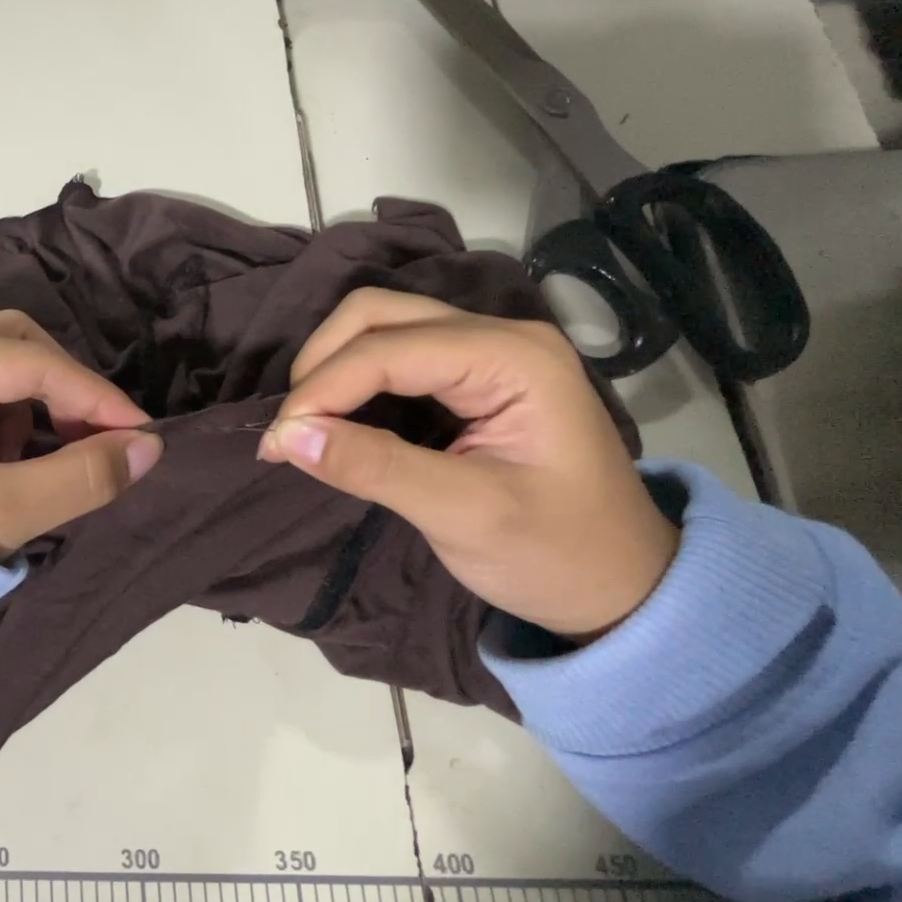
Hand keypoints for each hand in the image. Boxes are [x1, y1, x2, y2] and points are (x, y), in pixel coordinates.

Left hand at [0, 311, 164, 559]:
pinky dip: (1, 415)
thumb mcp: (2, 511)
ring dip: (29, 402)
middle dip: (59, 386)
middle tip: (91, 435)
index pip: (25, 360)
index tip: (140, 431)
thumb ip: (80, 477)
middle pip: (9, 342)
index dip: (91, 393)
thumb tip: (150, 447)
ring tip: (27, 462)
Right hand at [258, 289, 677, 640]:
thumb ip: (375, 468)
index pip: (386, 350)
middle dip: (319, 367)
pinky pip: (387, 354)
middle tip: (292, 431)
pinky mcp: (467, 375)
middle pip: (374, 315)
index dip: (321, 390)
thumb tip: (286, 436)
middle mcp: (497, 336)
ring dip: (328, 369)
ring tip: (305, 428)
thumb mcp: (465, 516)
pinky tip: (334, 421)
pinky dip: (347, 381)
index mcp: (513, 359)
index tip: (278, 445)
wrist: (623, 586)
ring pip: (375, 326)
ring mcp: (483, 350)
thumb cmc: (556, 555)